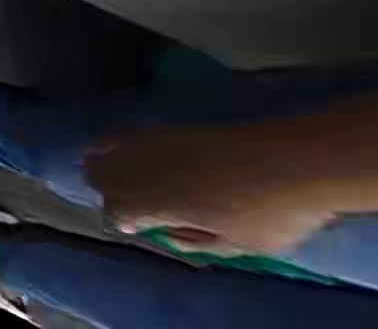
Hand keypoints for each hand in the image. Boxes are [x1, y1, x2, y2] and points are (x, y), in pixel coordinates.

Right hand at [87, 125, 334, 255]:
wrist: (281, 163)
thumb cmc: (265, 214)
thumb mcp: (243, 245)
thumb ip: (198, 243)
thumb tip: (166, 236)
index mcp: (146, 205)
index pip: (115, 215)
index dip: (125, 223)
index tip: (138, 229)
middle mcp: (128, 173)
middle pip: (96, 180)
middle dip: (108, 193)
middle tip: (132, 206)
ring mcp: (135, 148)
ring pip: (96, 157)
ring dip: (105, 169)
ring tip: (123, 180)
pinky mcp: (148, 132)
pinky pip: (112, 139)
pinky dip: (109, 148)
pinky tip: (119, 153)